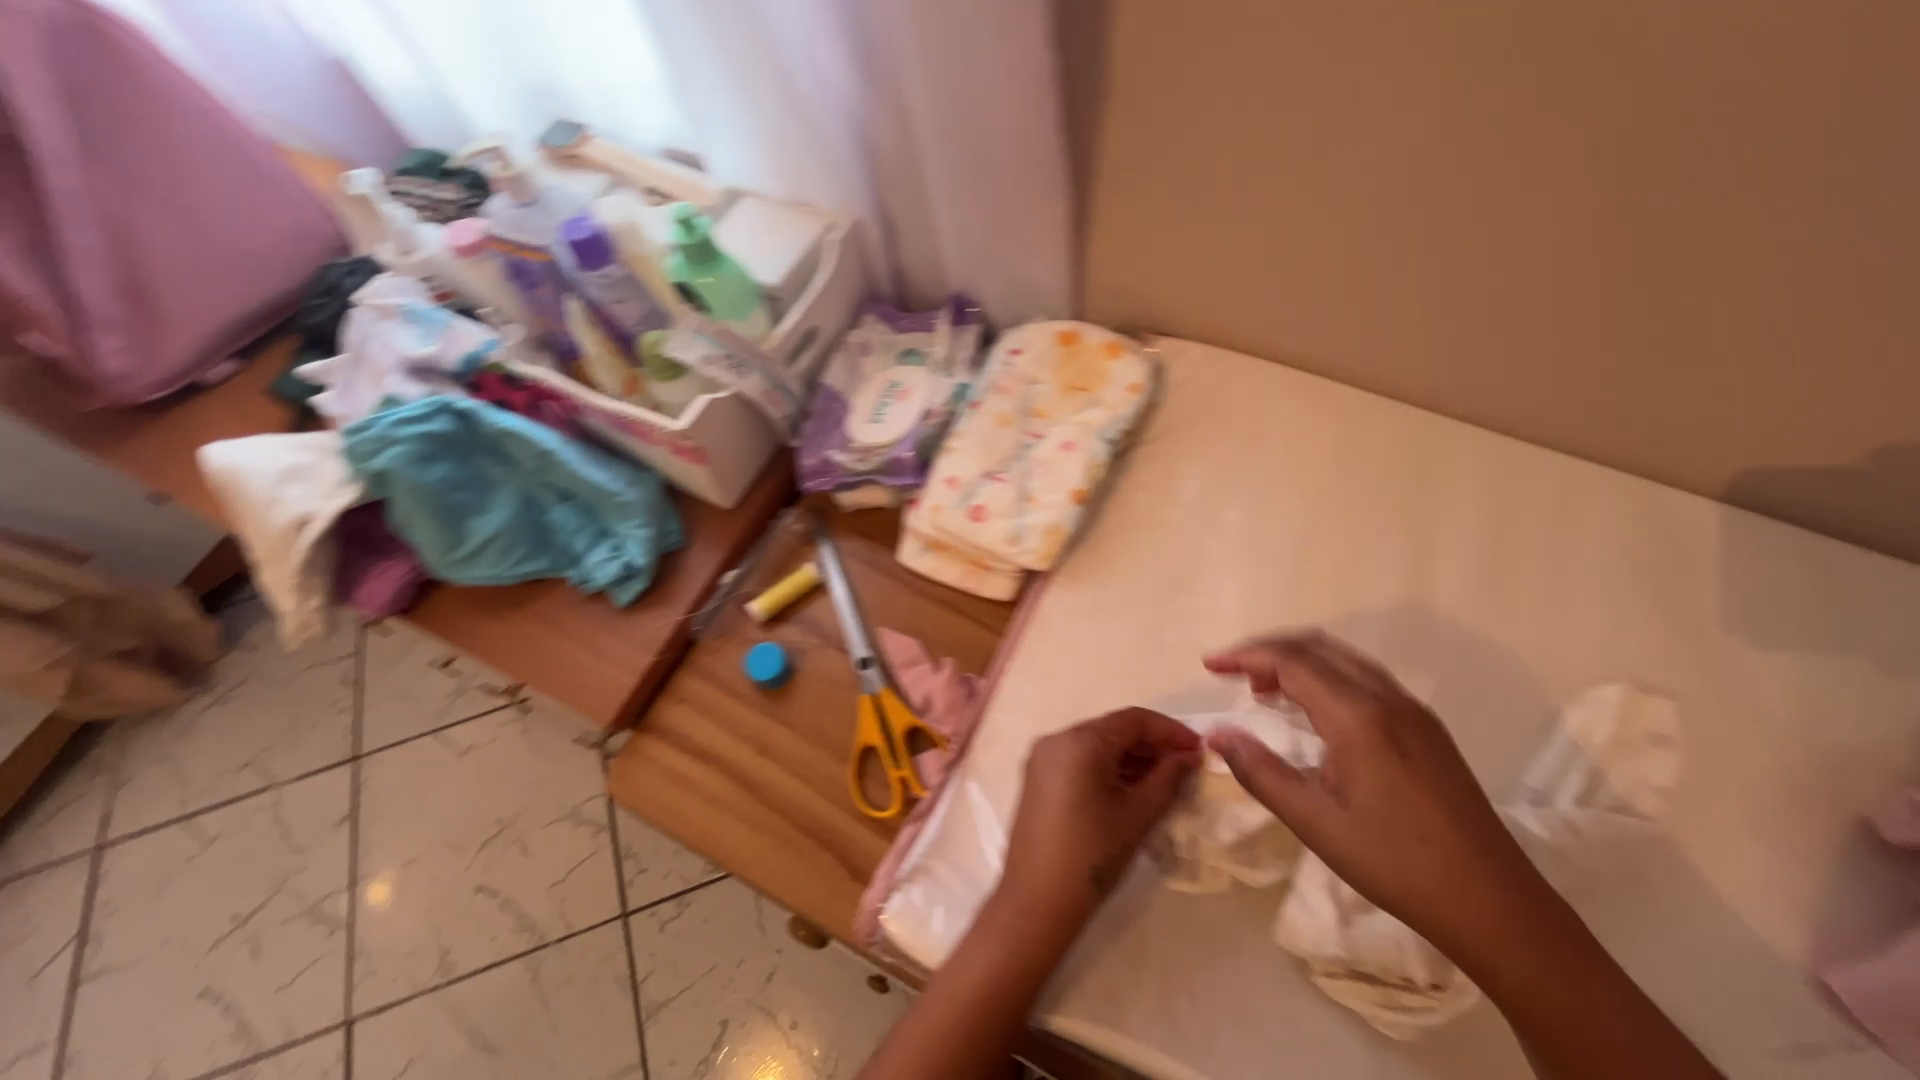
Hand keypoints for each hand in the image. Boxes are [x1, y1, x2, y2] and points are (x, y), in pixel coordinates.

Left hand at [999, 708, 1201, 932]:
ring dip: (1131, 758)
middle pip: (1112, 729)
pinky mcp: (1037, 780)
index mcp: (1079, 742)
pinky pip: (1079, 761)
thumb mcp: (1138, 815)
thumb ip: (1168, 778)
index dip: (1170, 730)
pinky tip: (1133, 789)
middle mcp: (1056, 740)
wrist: (1037, 902)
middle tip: (1187, 765)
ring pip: (1096, 745)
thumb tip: (1190, 756)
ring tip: (1166, 780)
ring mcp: (1042, 760)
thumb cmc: (1092, 857)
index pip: (1133, 719)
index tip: (1200, 748)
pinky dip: (1108, 769)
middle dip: (1151, 744)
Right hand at [1203, 633, 1552, 950]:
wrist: (1491, 900)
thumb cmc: (1394, 862)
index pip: (1291, 661)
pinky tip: (1314, 714)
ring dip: (1300, 662)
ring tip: (1263, 690)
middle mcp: (1388, 699)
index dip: (1245, 656)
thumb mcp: (1314, 822)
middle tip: (1231, 674)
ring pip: (1346, 660)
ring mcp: (1414, 712)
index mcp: (1358, 717)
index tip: (1209, 666)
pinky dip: (1328, 678)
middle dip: (1268, 650)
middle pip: (1318, 647)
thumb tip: (1216, 733)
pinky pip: (1367, 680)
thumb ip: (1260, 771)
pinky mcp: (1428, 730)